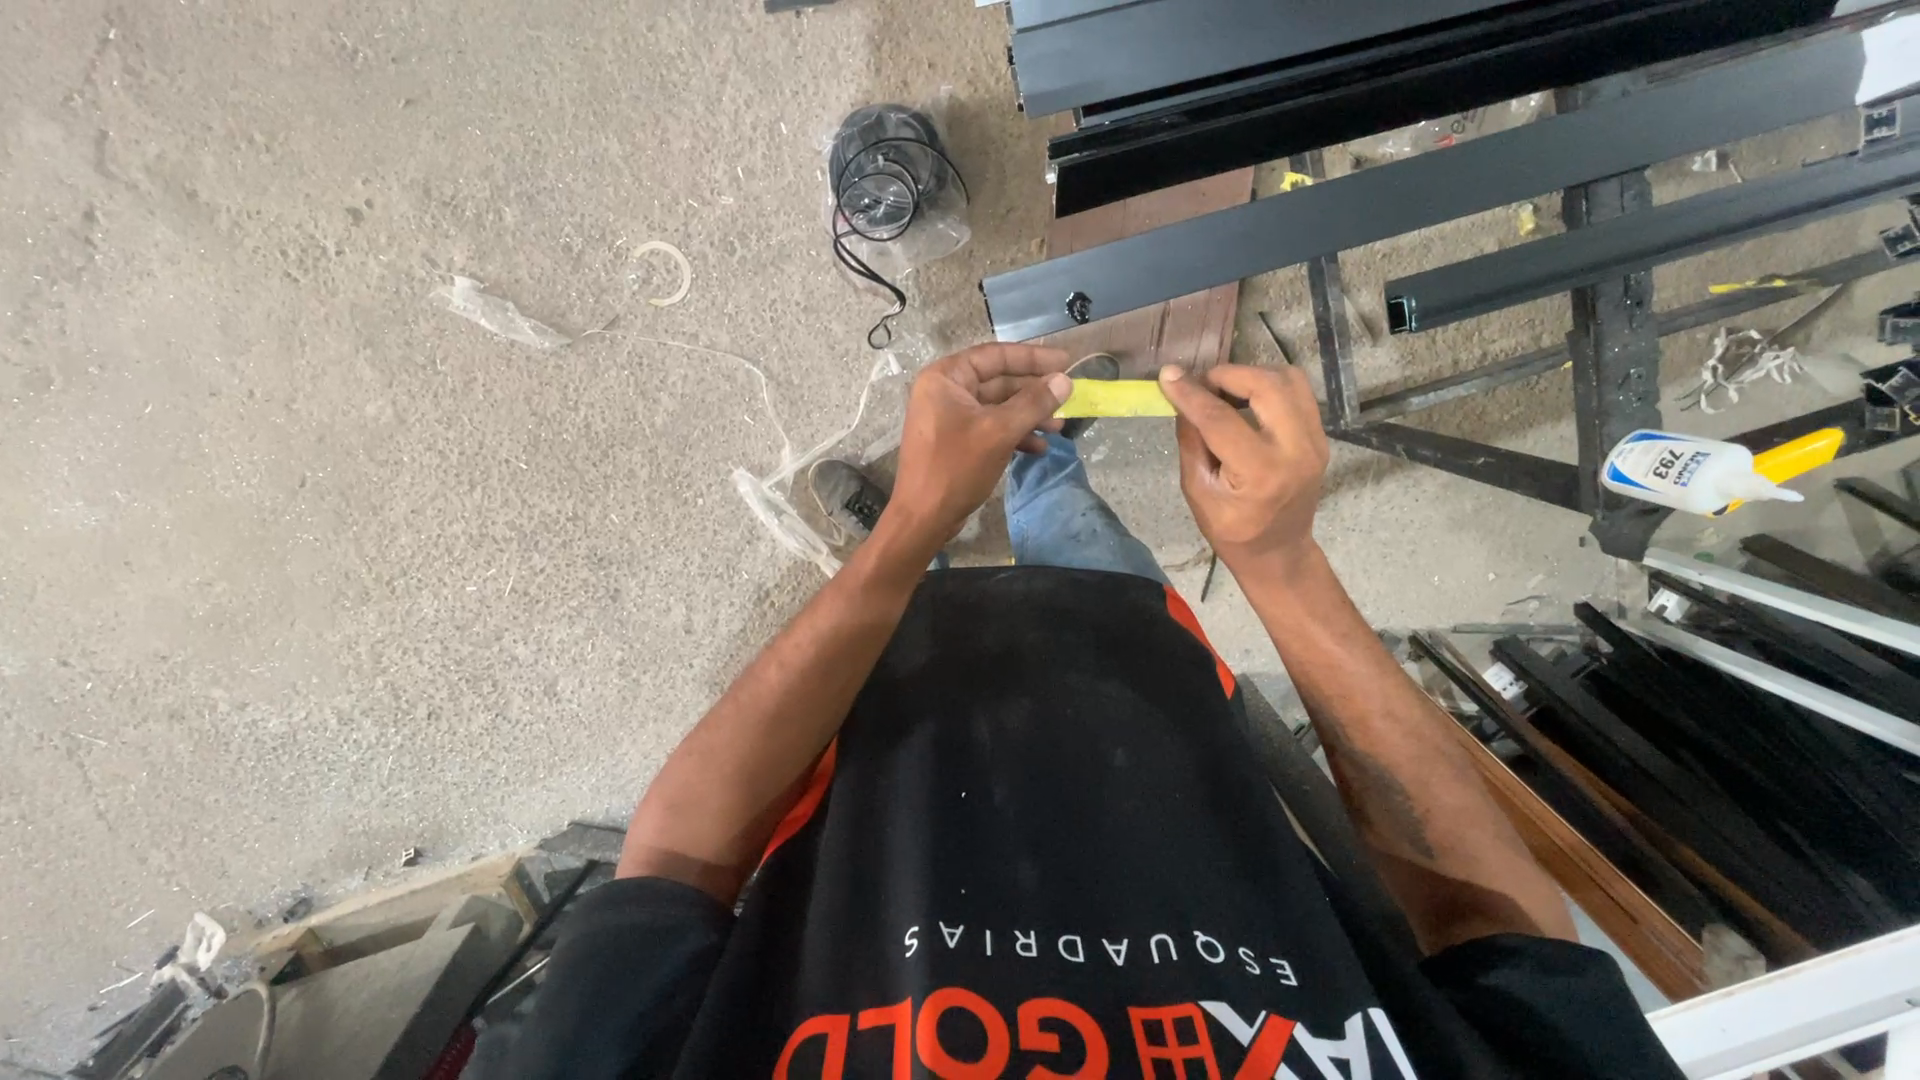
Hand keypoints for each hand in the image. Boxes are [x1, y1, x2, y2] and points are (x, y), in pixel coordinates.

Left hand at [887, 344, 1072, 555]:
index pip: (996, 355)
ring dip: (1029, 416)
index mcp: (946, 378)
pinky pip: (991, 428)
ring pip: (998, 407)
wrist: (924, 517)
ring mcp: (950, 418)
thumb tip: (1065, 380)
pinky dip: (1015, 435)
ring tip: (1059, 427)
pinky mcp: (957, 442)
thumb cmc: (956, 468)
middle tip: (1068, 399)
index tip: (1066, 361)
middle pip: (999, 381)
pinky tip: (1039, 448)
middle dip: (1034, 392)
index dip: (1033, 357)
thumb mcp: (999, 432)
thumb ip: (1033, 403)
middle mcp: (945, 391)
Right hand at [1157, 363, 1329, 575]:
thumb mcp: (1197, 492)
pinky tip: (1246, 399)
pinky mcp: (1319, 436)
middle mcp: (1295, 450)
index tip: (1169, 376)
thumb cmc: (1231, 531)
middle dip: (1228, 374)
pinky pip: (1297, 392)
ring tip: (1224, 389)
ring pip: (1288, 379)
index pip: (1221, 419)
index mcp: (1260, 473)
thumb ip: (1191, 442)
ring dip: (1251, 375)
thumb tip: (1182, 399)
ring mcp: (1315, 441)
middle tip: (1202, 384)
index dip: (1191, 394)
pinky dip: (1268, 385)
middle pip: (1266, 385)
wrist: (1279, 552)